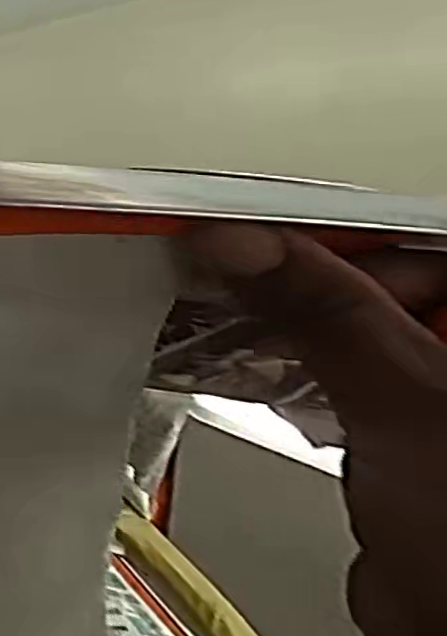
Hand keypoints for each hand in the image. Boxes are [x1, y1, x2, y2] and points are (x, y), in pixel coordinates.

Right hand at [190, 226, 446, 635]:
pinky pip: (327, 353)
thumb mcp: (413, 406)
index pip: (428, 241)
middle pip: (384, 273)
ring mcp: (438, 385)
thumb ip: (327, 312)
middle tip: (217, 256)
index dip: (342, 227)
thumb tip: (237, 238)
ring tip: (210, 290)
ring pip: (348, 312)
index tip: (251, 220)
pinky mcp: (391, 415)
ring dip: (273, 301)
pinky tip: (232, 341)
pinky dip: (275, 340)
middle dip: (294, 263)